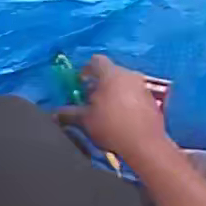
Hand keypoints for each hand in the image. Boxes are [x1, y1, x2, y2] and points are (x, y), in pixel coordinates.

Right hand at [56, 55, 174, 163]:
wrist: (144, 144)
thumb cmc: (110, 126)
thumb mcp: (84, 120)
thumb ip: (68, 113)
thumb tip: (54, 113)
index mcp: (111, 74)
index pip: (96, 61)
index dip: (85, 69)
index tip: (79, 82)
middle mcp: (129, 74)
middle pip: (110, 72)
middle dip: (98, 83)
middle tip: (89, 99)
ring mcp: (143, 86)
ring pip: (123, 82)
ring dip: (112, 91)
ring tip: (104, 109)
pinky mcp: (151, 99)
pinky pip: (134, 93)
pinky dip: (125, 99)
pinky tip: (120, 116)